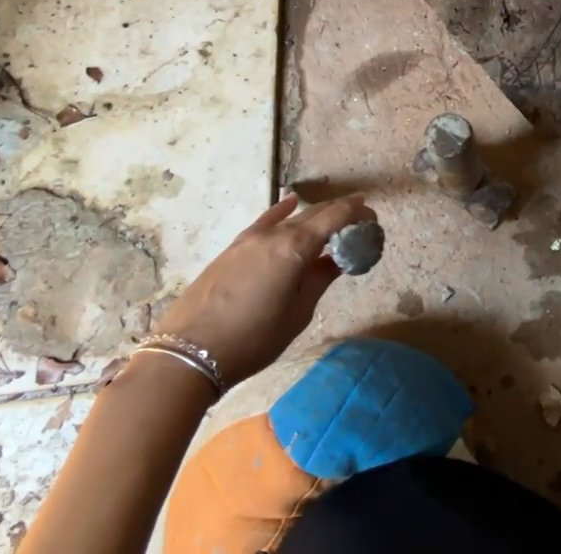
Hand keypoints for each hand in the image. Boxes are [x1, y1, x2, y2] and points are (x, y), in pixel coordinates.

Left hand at [154, 193, 376, 385]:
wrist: (187, 356)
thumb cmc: (253, 339)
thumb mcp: (298, 313)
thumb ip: (321, 279)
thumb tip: (338, 260)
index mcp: (296, 248)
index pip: (336, 216)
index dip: (359, 212)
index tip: (374, 219)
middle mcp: (273, 235)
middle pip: (315, 213)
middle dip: (341, 213)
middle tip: (361, 222)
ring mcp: (248, 240)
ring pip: (290, 218)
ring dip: (315, 216)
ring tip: (332, 219)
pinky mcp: (230, 250)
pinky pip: (265, 222)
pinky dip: (282, 212)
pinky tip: (290, 204)